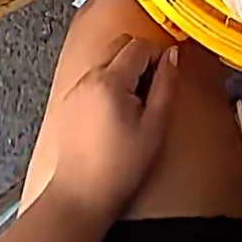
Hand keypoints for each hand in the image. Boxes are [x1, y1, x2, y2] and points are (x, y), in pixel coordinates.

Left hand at [40, 35, 179, 221]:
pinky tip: (115, 110)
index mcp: (111, 81)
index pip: (140, 45)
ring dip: (124, 67)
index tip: (164, 77)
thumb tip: (172, 55)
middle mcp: (89, 77)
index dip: (158, 56)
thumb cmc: (120, 167)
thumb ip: (166, 84)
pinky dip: (108, 80)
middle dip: (140, 55)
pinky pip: (94, 75)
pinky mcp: (68, 101)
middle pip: (121, 43)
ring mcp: (76, 88)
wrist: (80, 199)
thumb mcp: (155, 125)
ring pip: (107, 57)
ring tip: (134, 101)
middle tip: (151, 86)